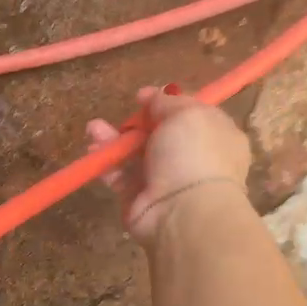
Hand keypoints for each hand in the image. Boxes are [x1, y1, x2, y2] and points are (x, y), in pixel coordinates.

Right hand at [86, 86, 251, 246]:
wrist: (183, 209)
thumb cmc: (194, 155)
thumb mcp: (188, 115)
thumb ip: (168, 102)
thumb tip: (155, 96)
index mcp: (214, 135)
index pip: (189, 114)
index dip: (165, 103)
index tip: (142, 96)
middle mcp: (190, 155)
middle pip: (157, 133)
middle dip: (135, 122)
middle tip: (122, 116)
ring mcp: (163, 176)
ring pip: (133, 152)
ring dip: (112, 138)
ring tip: (92, 128)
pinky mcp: (137, 194)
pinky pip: (118, 173)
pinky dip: (104, 161)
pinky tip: (92, 149)